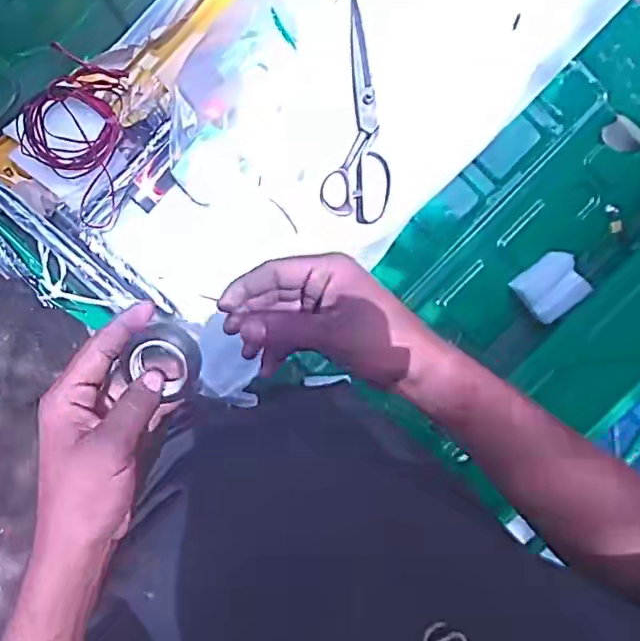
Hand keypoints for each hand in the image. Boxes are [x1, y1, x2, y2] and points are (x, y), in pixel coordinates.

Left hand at [34, 302, 168, 558]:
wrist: (81, 546)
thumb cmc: (84, 496)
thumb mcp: (109, 447)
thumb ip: (135, 405)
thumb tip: (160, 372)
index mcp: (66, 398)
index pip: (95, 351)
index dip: (122, 327)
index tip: (149, 308)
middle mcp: (82, 404)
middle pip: (114, 365)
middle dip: (144, 349)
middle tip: (177, 334)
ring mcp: (102, 422)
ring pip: (131, 387)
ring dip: (156, 375)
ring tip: (186, 359)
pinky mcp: (119, 440)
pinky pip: (141, 411)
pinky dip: (160, 402)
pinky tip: (183, 391)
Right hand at [218, 253, 458, 395]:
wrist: (417, 371)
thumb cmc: (379, 342)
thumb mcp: (329, 332)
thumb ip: (283, 328)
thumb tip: (243, 327)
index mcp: (326, 269)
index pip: (274, 271)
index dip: (245, 288)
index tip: (223, 310)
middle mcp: (322, 282)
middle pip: (274, 293)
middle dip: (252, 315)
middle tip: (233, 337)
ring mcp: (323, 305)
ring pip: (280, 315)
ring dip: (263, 333)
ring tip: (249, 354)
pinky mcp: (325, 327)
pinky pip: (292, 331)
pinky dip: (279, 346)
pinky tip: (268, 365)